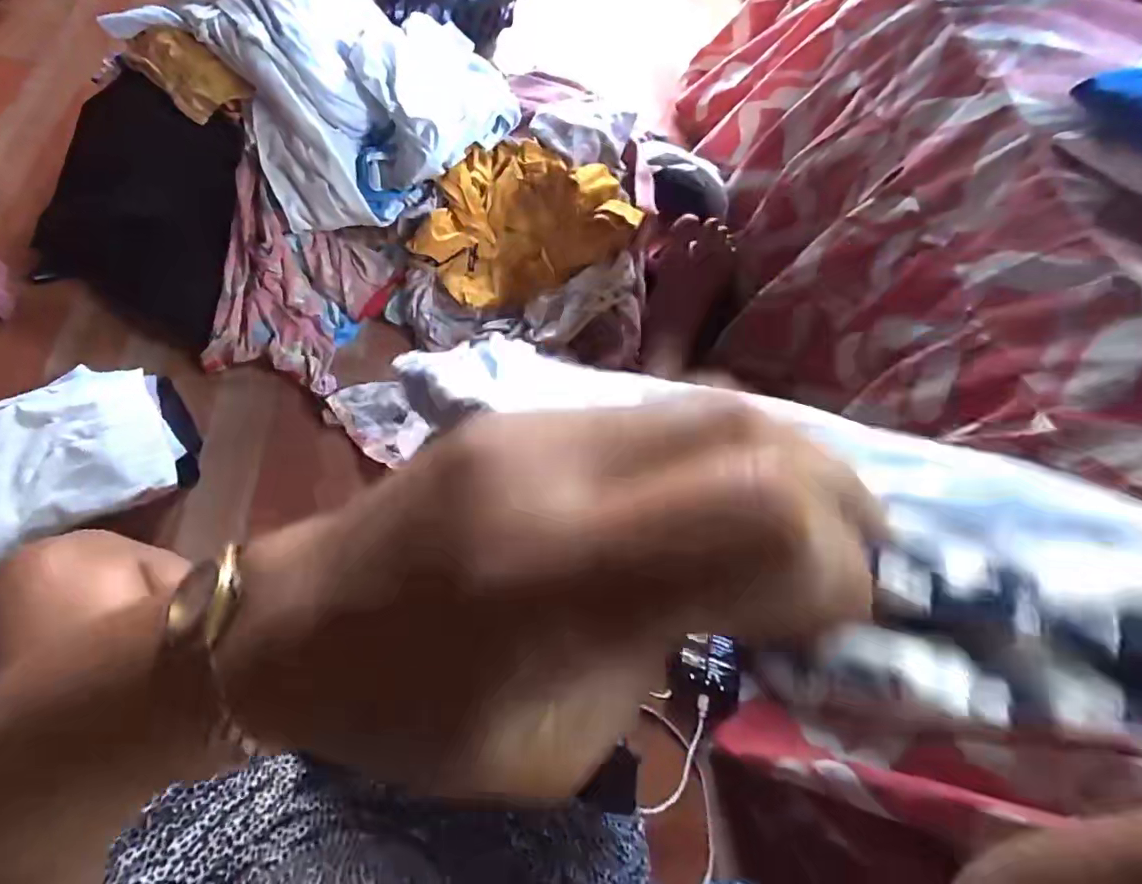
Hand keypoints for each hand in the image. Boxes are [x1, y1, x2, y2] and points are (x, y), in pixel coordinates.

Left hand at [218, 399, 883, 800]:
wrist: (301, 617)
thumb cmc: (413, 709)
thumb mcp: (554, 739)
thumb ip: (667, 652)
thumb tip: (764, 596)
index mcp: (557, 565)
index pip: (759, 514)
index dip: (831, 567)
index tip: (828, 620)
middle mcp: (554, 463)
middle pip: (748, 431)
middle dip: (829, 497)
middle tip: (840, 563)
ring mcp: (532, 421)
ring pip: (706, 402)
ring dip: (775, 462)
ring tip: (785, 528)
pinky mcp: (518, 409)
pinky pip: (651, 409)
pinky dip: (712, 450)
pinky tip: (703, 499)